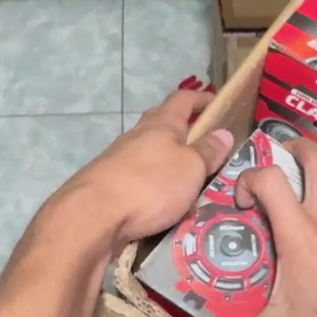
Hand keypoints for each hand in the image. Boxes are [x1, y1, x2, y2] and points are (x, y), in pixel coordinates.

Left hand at [52, 89, 234, 246]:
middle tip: (206, 143)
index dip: (201, 98)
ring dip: (169, 160)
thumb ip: (208, 151)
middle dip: (184, 128)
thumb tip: (224, 133)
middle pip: (162, 123)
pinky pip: (140, 178)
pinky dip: (156, 184)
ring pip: (151, 153)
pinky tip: (165, 202)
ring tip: (191, 179)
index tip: (218, 103)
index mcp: (161, 124)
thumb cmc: (151, 184)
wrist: (92, 217)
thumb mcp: (191, 168)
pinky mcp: (110, 186)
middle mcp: (138, 136)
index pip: (183, 99)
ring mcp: (120, 160)